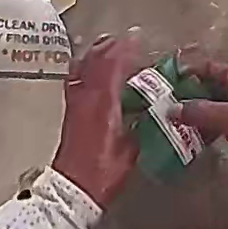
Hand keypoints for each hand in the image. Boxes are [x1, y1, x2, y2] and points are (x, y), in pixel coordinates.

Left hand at [52, 36, 141, 207]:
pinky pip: (76, 79)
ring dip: (97, 54)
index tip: (139, 38)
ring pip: (83, 67)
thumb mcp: (133, 147)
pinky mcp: (71, 111)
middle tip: (128, 39)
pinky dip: (85, 68)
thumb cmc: (105, 170)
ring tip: (110, 46)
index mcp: (103, 101)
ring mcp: (75, 102)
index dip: (126, 49)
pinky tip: (89, 69)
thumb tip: (156, 110)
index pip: (113, 64)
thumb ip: (143, 124)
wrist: (74, 189)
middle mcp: (86, 96)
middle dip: (112, 47)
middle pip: (96, 60)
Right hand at [175, 50, 227, 165]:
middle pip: (210, 82)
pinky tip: (190, 127)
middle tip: (167, 95)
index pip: (211, 65)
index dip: (190, 68)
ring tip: (174, 111)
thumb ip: (200, 111)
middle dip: (189, 88)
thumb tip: (173, 109)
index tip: (168, 75)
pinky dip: (204, 118)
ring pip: (212, 99)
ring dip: (195, 105)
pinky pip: (217, 113)